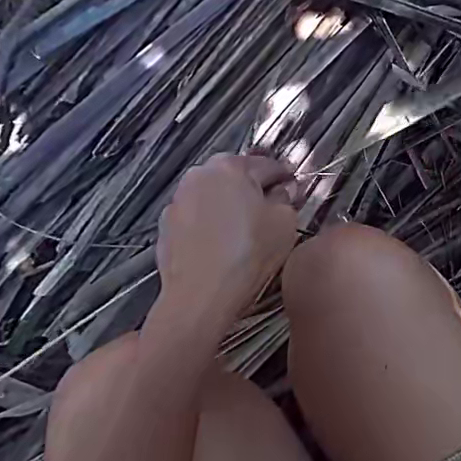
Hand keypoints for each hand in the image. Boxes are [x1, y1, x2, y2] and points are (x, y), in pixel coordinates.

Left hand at [154, 154, 299, 327]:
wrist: (200, 295)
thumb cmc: (246, 254)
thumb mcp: (284, 223)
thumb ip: (287, 198)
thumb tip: (283, 192)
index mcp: (231, 166)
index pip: (269, 165)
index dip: (286, 178)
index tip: (294, 189)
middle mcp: (200, 175)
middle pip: (237, 177)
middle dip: (255, 191)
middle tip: (273, 213)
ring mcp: (179, 200)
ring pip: (214, 197)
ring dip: (230, 207)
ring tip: (247, 233)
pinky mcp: (167, 226)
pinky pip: (197, 218)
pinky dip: (210, 225)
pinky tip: (223, 246)